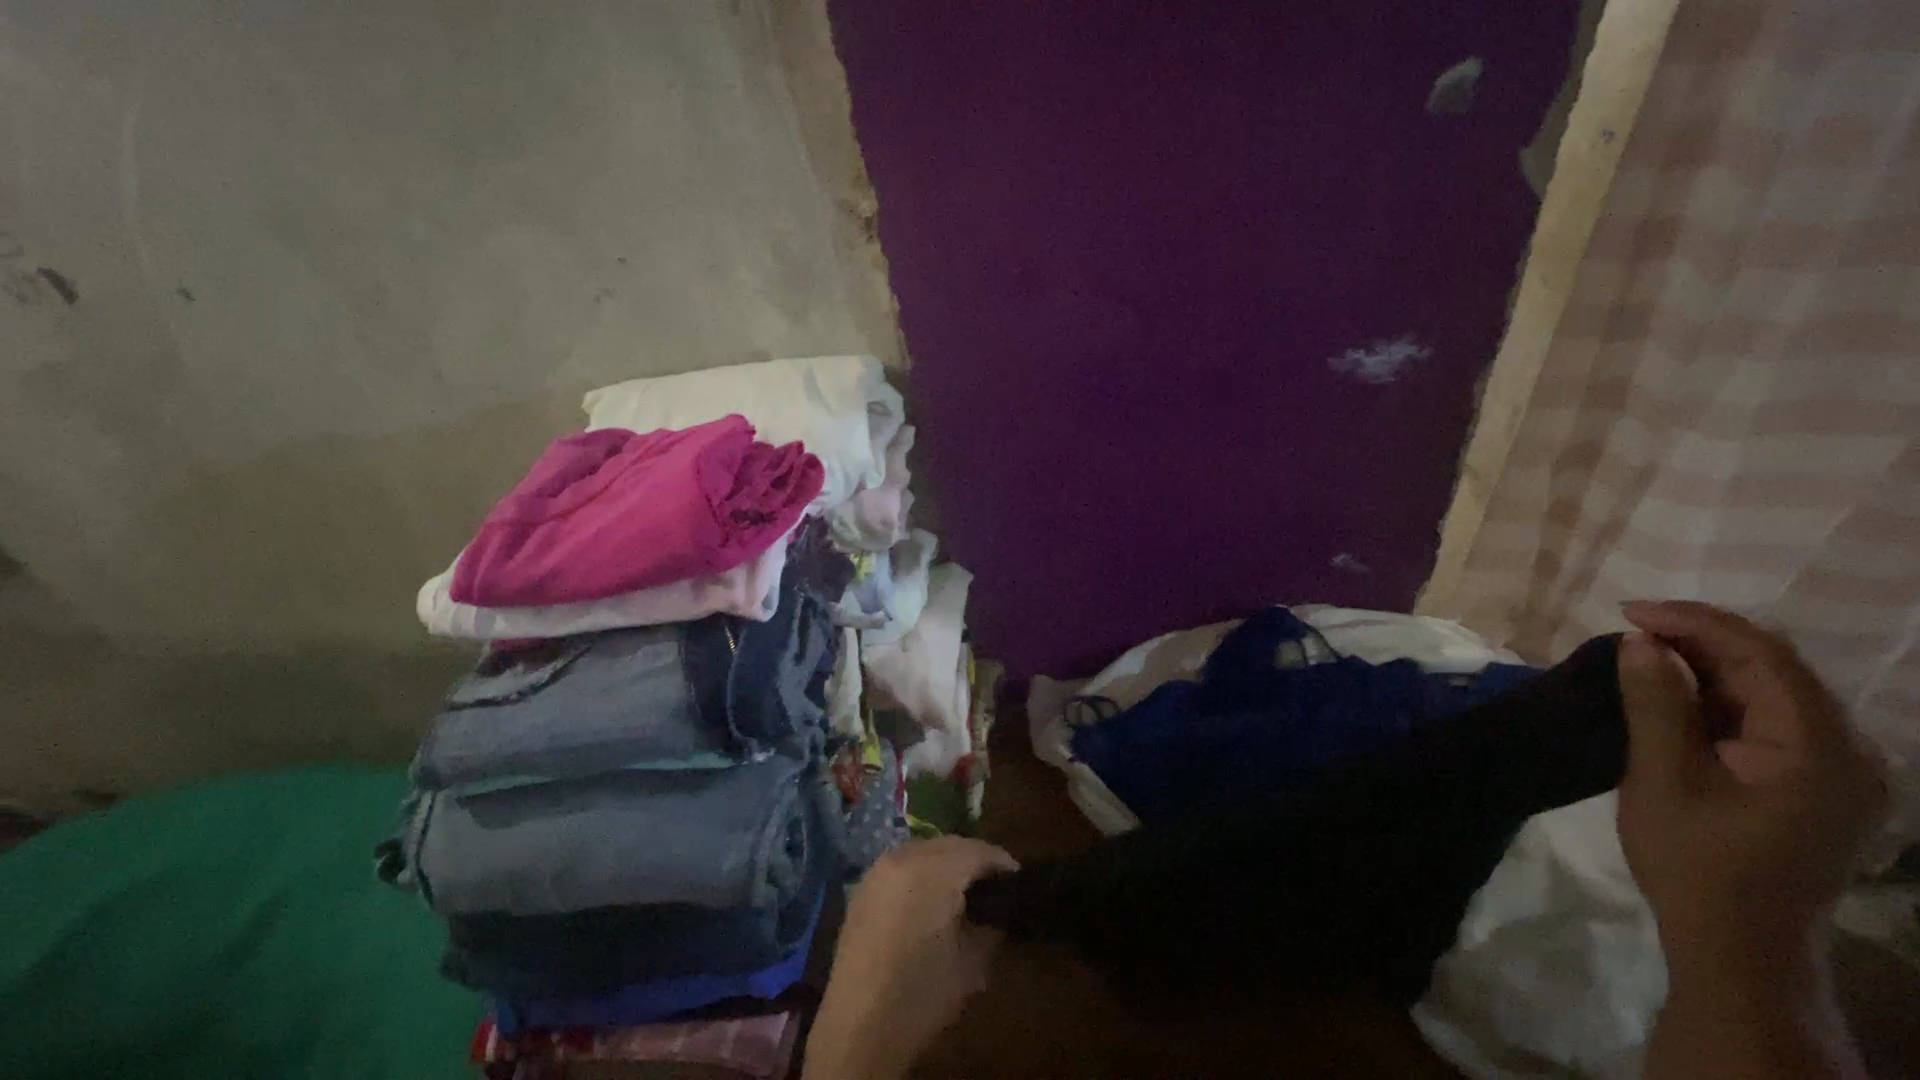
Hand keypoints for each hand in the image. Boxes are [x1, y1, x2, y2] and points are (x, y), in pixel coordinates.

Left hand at [804, 837, 1017, 1079]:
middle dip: (974, 859)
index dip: (1002, 863)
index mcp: (932, 870)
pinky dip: (920, 873)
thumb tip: (993, 912)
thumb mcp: (971, 962)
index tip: (1017, 880)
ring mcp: (877, 871)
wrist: (859, 1027)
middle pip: (949, 845)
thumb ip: (989, 926)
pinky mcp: (862, 889)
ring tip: (963, 892)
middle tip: (993, 886)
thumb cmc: (922, 994)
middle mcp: (902, 858)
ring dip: (946, 863)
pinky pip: (901, 866)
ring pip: (923, 851)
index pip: (977, 851)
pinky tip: (929, 900)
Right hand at [1616, 600, 1887, 978]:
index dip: (1694, 622)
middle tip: (1629, 631)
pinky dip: (1721, 699)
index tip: (1627, 612)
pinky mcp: (1821, 787)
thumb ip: (1657, 705)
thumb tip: (1641, 641)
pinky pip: (1772, 721)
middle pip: (1774, 670)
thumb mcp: (1663, 778)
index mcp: (1821, 748)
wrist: (1739, 948)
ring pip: (1772, 693)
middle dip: (1699, 641)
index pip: (1764, 656)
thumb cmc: (1696, 863)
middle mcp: (1850, 751)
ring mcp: (1841, 771)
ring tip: (1643, 657)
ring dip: (1707, 669)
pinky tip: (1677, 698)